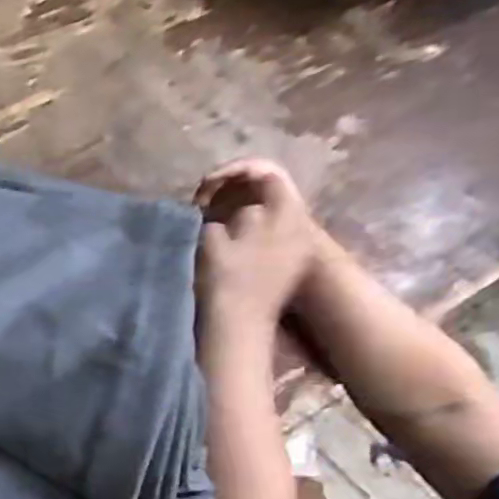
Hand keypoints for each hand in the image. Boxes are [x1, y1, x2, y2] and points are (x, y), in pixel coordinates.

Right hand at [193, 158, 325, 329]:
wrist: (239, 326)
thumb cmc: (225, 280)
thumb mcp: (211, 240)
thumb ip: (215, 217)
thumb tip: (217, 216)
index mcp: (284, 211)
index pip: (264, 172)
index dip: (230, 174)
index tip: (202, 191)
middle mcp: (297, 222)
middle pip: (265, 193)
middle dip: (231, 194)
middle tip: (202, 207)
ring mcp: (294, 246)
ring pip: (263, 215)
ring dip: (234, 214)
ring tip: (207, 225)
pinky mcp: (285, 266)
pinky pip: (265, 234)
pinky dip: (242, 232)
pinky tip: (222, 244)